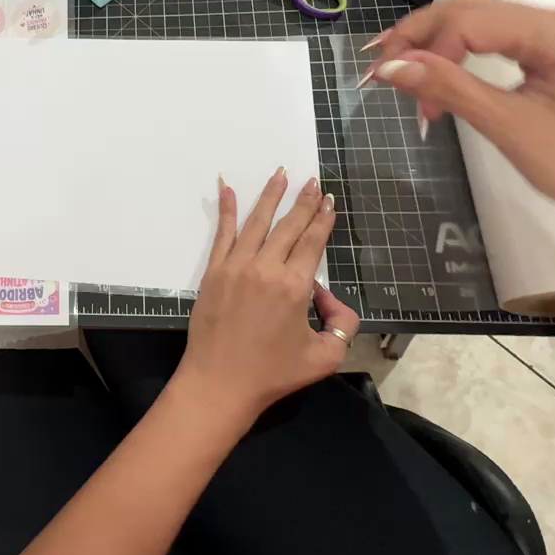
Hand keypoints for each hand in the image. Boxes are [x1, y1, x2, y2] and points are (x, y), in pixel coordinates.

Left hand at [175, 170, 358, 423]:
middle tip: (311, 180)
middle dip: (302, 202)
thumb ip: (341, 324)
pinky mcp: (214, 271)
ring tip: (280, 173)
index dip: (321, 219)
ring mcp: (236, 266)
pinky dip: (226, 209)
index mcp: (295, 286)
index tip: (327, 200)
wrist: (221, 382)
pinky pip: (222, 233)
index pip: (312, 242)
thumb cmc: (274, 373)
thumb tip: (329, 297)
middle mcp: (266, 268)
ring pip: (257, 222)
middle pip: (289, 227)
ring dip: (270, 196)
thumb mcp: (324, 356)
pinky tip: (227, 187)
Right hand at [365, 0, 554, 242]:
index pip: (469, 19)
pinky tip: (441, 75)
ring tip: (402, 74)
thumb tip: (389, 66)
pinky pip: (502, 43)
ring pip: (484, 26)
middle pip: (474, 12)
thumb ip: (449, 88)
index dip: (420, 43)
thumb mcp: (512, 128)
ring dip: (438, 48)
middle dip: (421, 38)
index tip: (383, 80)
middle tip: (379, 71)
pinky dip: (464, 58)